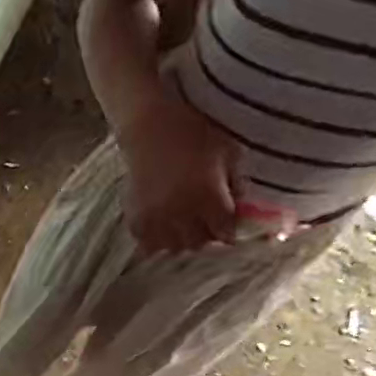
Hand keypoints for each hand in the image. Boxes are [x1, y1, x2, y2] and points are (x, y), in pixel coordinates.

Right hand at [117, 95, 240, 252]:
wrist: (149, 127)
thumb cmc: (192, 133)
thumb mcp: (227, 151)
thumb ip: (236, 181)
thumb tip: (239, 205)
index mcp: (208, 196)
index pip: (224, 231)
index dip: (229, 231)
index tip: (228, 228)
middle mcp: (181, 213)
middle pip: (198, 243)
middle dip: (205, 236)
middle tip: (206, 225)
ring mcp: (156, 219)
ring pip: (173, 247)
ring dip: (181, 240)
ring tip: (183, 229)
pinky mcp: (136, 220)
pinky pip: (147, 244)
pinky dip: (156, 241)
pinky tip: (162, 228)